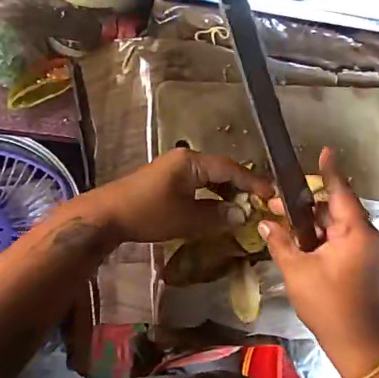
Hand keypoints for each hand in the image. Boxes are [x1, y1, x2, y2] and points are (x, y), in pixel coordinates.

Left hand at [75, 148, 274, 246]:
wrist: (107, 216)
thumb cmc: (148, 213)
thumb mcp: (187, 218)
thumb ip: (218, 215)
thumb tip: (242, 214)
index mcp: (191, 161)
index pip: (231, 168)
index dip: (253, 182)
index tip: (272, 194)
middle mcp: (184, 159)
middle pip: (221, 170)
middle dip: (241, 187)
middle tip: (261, 203)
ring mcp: (174, 169)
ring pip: (209, 178)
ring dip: (226, 192)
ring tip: (243, 209)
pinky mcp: (166, 180)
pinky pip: (197, 184)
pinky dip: (211, 195)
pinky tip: (218, 209)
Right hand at [261, 148, 378, 371]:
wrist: (357, 341)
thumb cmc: (328, 303)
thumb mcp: (297, 270)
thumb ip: (281, 243)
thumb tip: (266, 224)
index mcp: (355, 232)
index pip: (341, 191)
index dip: (329, 171)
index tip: (324, 151)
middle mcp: (366, 236)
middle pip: (335, 209)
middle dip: (306, 206)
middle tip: (275, 203)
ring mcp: (366, 251)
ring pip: (336, 226)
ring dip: (311, 225)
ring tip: (281, 225)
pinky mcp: (362, 264)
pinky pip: (340, 241)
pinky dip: (320, 238)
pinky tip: (298, 244)